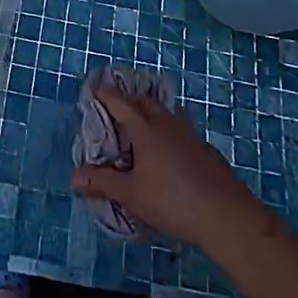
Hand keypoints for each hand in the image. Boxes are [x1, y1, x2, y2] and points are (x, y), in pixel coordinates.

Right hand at [70, 84, 266, 250]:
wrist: (222, 211)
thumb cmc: (170, 200)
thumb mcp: (131, 195)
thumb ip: (103, 183)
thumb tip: (75, 177)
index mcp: (146, 130)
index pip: (122, 104)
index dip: (107, 95)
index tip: (95, 86)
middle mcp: (168, 124)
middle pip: (146, 103)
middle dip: (129, 100)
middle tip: (116, 106)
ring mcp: (189, 133)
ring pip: (166, 114)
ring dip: (151, 113)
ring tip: (141, 126)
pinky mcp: (203, 147)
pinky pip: (180, 129)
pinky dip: (167, 131)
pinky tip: (167, 150)